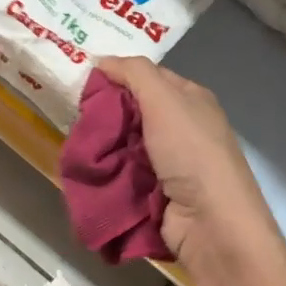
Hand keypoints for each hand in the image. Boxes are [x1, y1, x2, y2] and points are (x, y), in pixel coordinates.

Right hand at [96, 56, 269, 273]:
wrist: (210, 224)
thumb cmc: (191, 154)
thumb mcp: (164, 100)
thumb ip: (134, 73)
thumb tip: (101, 60)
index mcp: (191, 100)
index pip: (147, 77)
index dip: (117, 76)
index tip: (83, 85)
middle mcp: (182, 127)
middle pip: (132, 110)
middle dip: (105, 114)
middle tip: (75, 117)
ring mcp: (169, 162)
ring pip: (124, 143)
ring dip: (102, 146)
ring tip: (76, 146)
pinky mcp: (156, 192)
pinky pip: (123, 173)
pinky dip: (107, 172)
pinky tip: (87, 171)